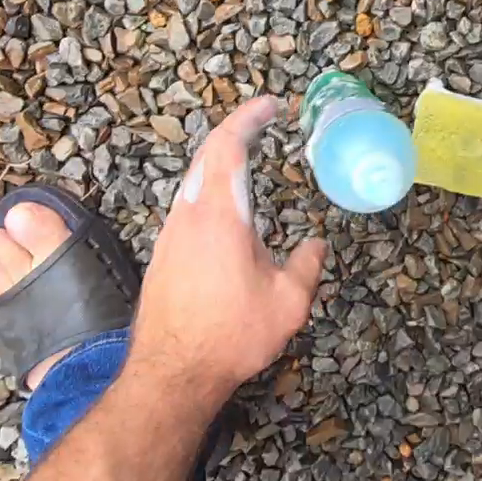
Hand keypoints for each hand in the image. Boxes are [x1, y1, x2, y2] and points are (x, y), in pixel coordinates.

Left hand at [127, 96, 327, 409]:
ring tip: (248, 154)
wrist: (169, 375)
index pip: (228, 145)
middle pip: (208, 154)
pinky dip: (210, 184)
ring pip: (194, 178)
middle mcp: (190, 214)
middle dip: (236, 130)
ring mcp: (172, 233)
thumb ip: (306, 265)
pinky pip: (188, 201)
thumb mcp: (287, 303)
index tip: (271, 105)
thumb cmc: (230, 336)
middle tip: (264, 120)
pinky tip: (226, 204)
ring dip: (221, 157)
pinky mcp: (164, 253)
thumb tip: (317, 242)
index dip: (249, 117)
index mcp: (220, 214)